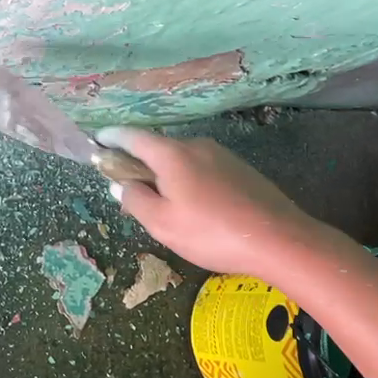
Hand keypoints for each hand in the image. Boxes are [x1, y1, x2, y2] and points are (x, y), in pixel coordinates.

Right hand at [95, 127, 340, 276]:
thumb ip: (135, 200)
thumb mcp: (162, 223)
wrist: (280, 241)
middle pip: (158, 147)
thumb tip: (121, 184)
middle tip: (127, 185)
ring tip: (161, 201)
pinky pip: (202, 168)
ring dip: (165, 173)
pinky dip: (187, 179)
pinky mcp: (241, 171)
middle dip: (138, 161)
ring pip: (182, 159)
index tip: (97, 141)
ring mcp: (222, 157)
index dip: (111, 137)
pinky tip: (193, 205)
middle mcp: (196, 146)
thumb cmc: (212, 232)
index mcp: (172, 155)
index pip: (133, 136)